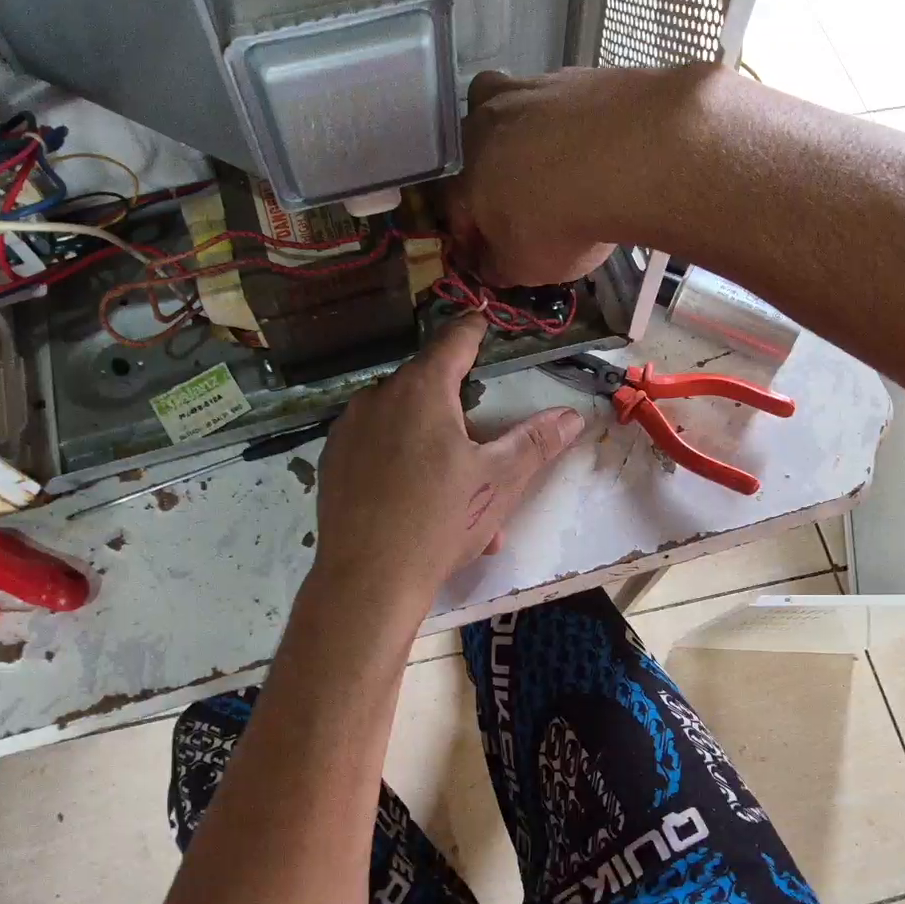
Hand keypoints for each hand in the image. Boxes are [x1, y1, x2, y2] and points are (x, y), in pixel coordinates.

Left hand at [313, 314, 586, 604]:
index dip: (474, 331)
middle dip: (460, 420)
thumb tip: (573, 417)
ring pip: (403, 425)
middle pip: (428, 388)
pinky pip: (376, 450)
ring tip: (457, 504)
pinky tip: (417, 509)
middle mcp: (378, 398)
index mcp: (422, 390)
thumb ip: (536, 443)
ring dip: (434, 451)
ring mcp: (348, 429)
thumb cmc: (439, 522)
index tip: (483, 323)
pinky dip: (401, 468)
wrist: (367, 580)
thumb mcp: (499, 481)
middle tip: (485, 465)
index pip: (454, 341)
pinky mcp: (331, 462)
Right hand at [444, 64, 725, 285]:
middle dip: (491, 172)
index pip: (455, 210)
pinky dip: (572, 121)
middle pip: (476, 147)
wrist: (630, 157)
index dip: (470, 236)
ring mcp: (531, 90)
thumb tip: (493, 264)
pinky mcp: (577, 72)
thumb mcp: (525, 266)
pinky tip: (596, 143)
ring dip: (527, 135)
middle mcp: (486, 126)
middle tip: (519, 197)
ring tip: (559, 163)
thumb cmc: (560, 223)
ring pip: (515, 109)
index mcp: (466, 177)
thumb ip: (501, 264)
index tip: (488, 253)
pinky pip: (563, 101)